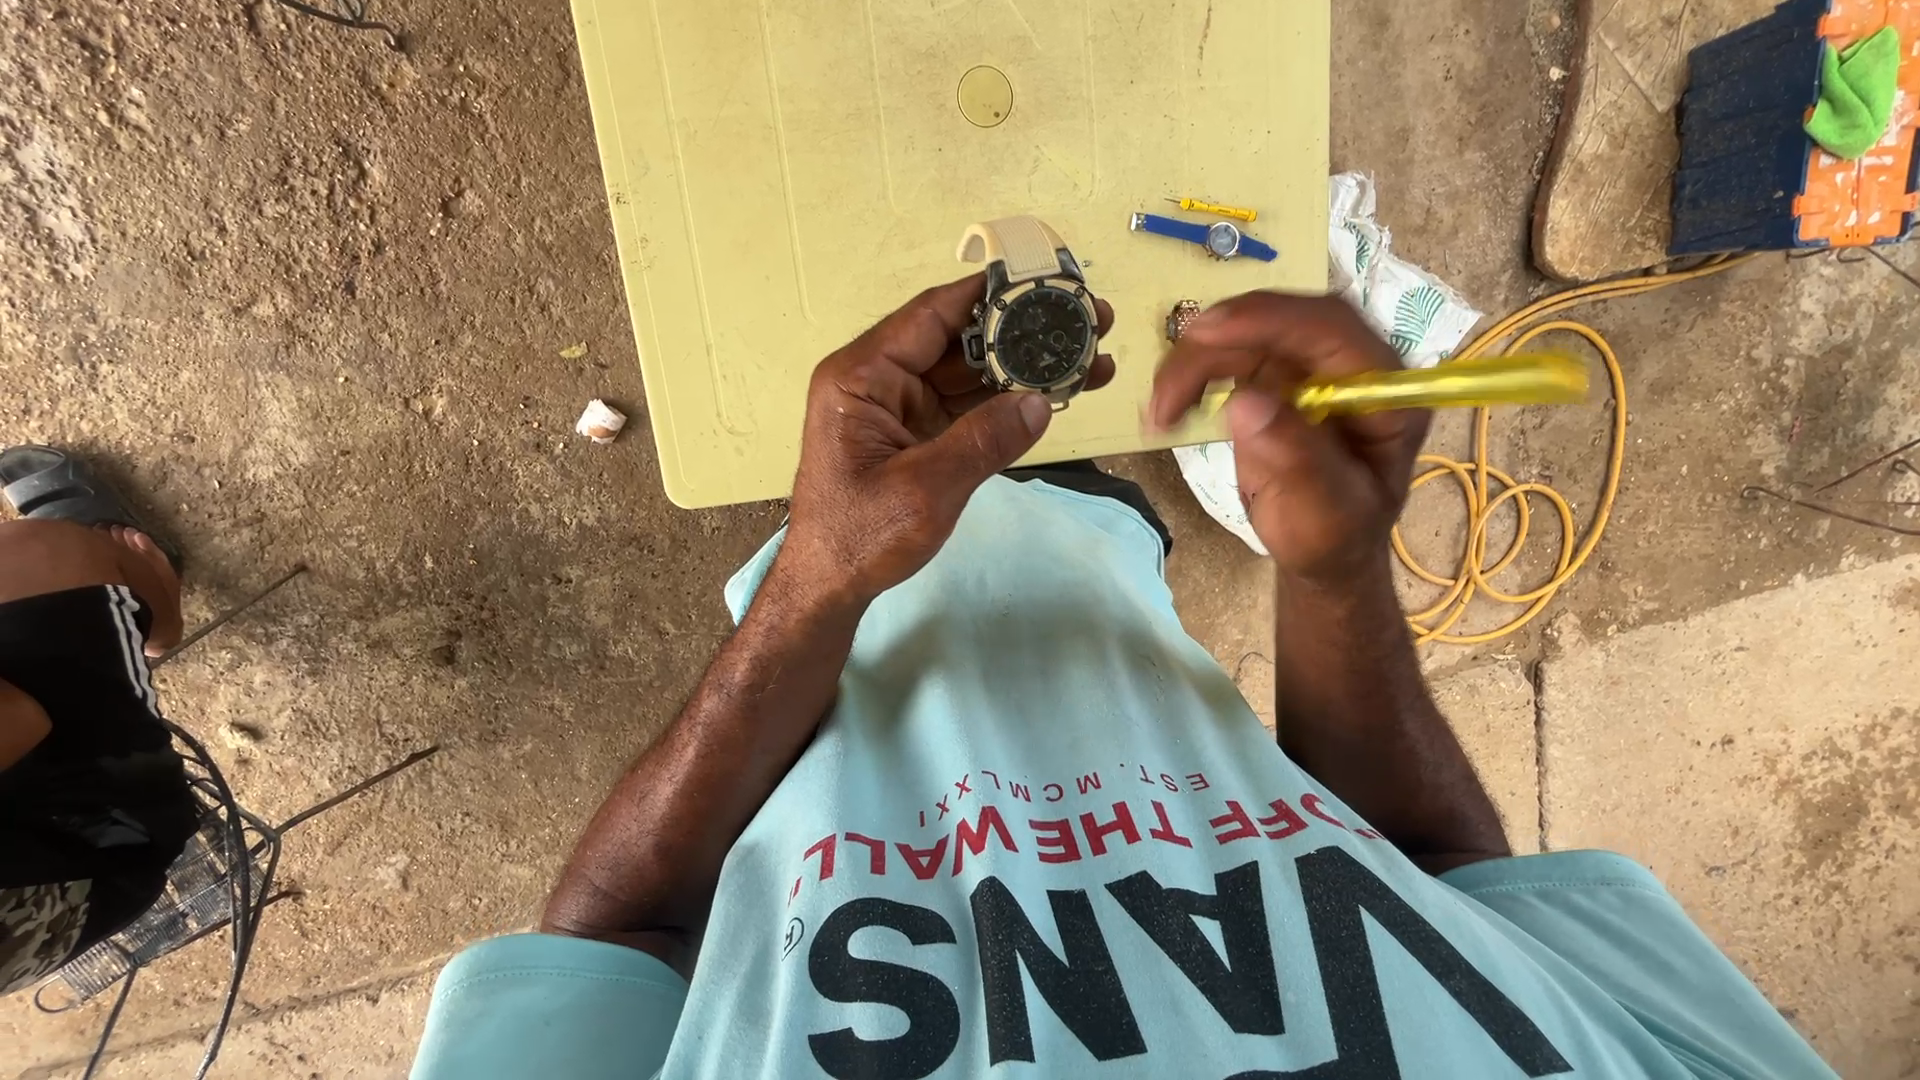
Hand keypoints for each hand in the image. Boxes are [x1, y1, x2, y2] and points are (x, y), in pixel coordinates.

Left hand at [782, 273, 1114, 604]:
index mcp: (862, 377)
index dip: (990, 294)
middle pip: (957, 339)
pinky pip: (965, 406)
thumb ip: (983, 442)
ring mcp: (898, 407)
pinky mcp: (914, 433)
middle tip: (1087, 322)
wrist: (830, 585)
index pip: (932, 315)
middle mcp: (878, 380)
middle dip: (1021, 332)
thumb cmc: (861, 537)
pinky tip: (1051, 395)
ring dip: (1021, 368)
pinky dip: (1005, 402)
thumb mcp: (925, 490)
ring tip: (1086, 358)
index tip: (1045, 279)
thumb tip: (1041, 402)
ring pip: (968, 372)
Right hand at [1147, 293, 1426, 582]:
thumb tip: (1243, 403)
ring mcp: (1305, 368)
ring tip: (1159, 414)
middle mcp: (1343, 364)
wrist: (1322, 548)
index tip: (1206, 333)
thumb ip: (1296, 458)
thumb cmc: (1335, 535)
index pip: (1329, 327)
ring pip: (1241, 338)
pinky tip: (1166, 409)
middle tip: (1167, 389)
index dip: (1269, 319)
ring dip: (1191, 366)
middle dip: (1215, 346)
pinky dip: (1189, 378)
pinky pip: (1224, 359)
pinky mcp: (1270, 378)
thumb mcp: (1325, 511)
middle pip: (1277, 323)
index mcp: (1380, 386)